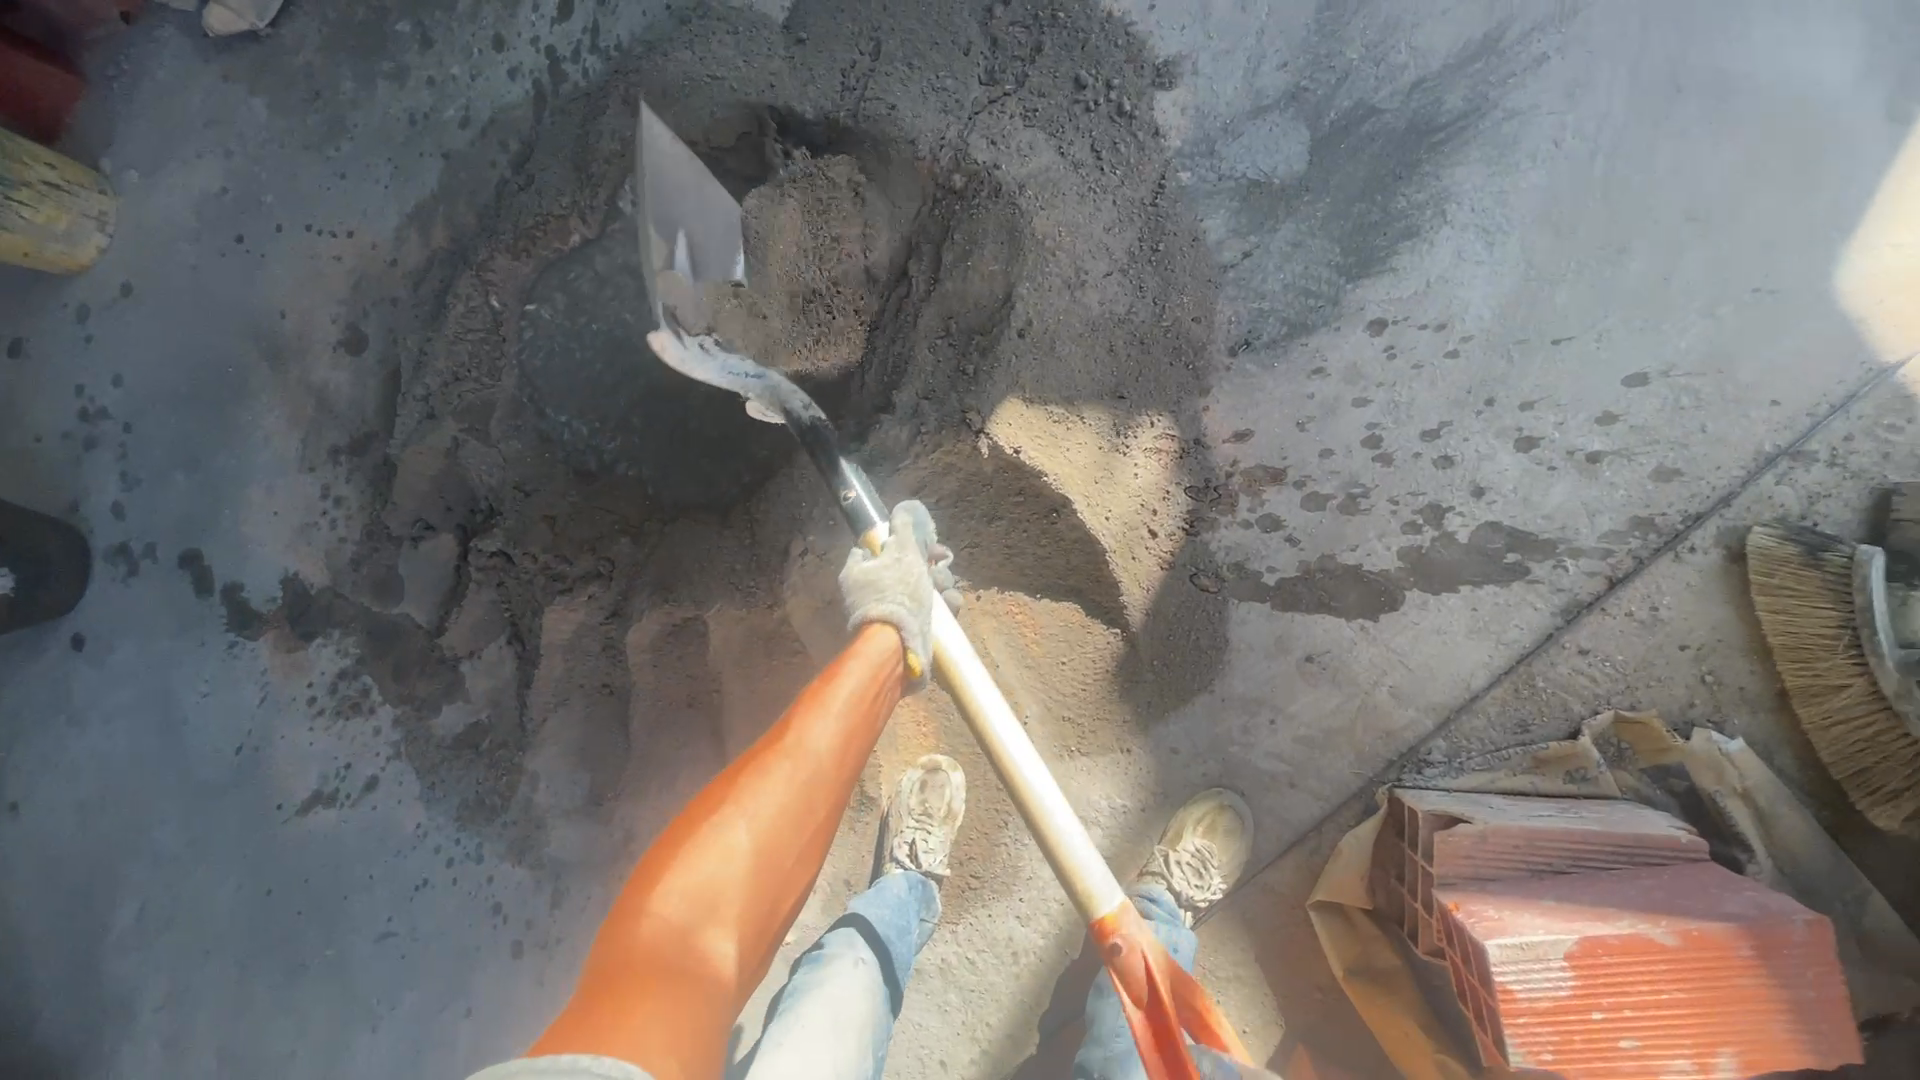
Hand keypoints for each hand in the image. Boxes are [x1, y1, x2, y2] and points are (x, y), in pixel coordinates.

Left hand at [839, 500, 961, 690]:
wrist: (900, 649)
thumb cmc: (897, 595)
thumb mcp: (902, 552)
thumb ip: (904, 528)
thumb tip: (905, 508)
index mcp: (860, 571)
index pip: (880, 546)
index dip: (904, 540)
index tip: (923, 541)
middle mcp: (872, 592)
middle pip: (908, 566)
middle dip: (930, 565)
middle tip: (939, 565)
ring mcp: (892, 612)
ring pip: (923, 588)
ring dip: (940, 585)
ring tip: (944, 592)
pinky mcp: (911, 630)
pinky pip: (931, 611)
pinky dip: (943, 607)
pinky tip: (950, 607)